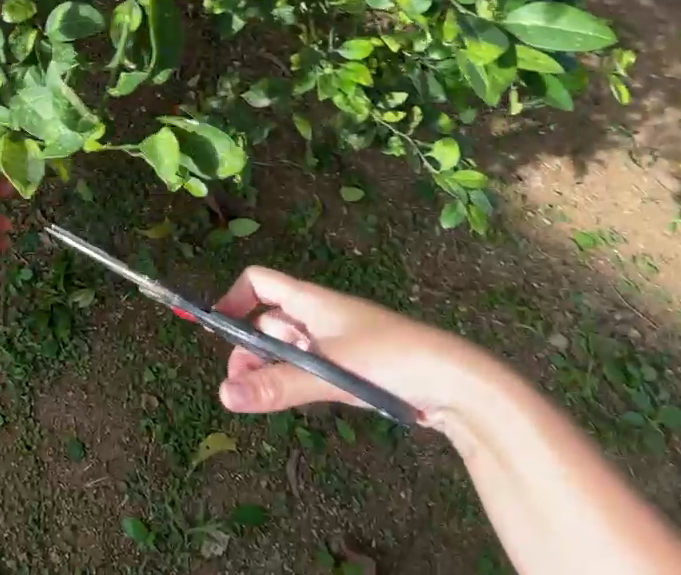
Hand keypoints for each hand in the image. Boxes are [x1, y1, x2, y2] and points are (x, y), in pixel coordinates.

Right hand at [212, 266, 498, 431]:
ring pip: (288, 349)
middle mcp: (319, 316)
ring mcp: (336, 342)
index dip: (234, 299)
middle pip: (267, 322)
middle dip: (249, 349)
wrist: (460, 385)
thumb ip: (277, 385)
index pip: (258, 282)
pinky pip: (309, 367)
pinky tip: (296, 397)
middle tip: (240, 384)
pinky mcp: (352, 367)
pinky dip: (295, 379)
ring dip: (271, 367)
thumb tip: (224, 395)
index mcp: (311, 301)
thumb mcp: (329, 372)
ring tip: (264, 395)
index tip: (219, 330)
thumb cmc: (392, 360)